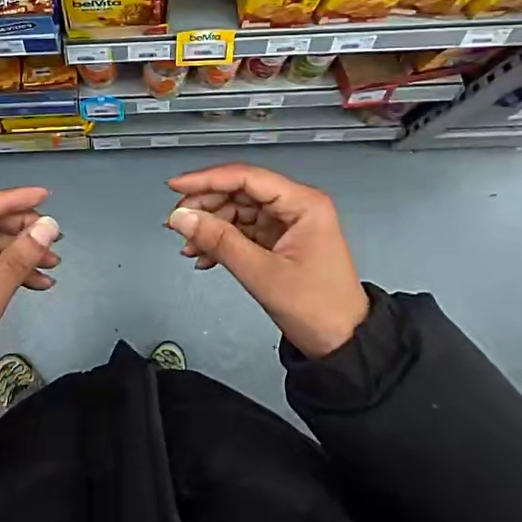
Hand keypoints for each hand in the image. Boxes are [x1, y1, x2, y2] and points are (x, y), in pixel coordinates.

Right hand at [165, 164, 368, 359]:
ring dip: (209, 226)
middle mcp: (296, 207)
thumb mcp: (263, 274)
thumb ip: (219, 241)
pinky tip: (203, 254)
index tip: (178, 186)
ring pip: (236, 211)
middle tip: (178, 219)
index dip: (207, 179)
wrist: (344, 344)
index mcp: (303, 204)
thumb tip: (184, 217)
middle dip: (205, 206)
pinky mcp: (278, 240)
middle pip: (238, 192)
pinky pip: (241, 230)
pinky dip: (220, 241)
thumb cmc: (322, 309)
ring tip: (189, 242)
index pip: (246, 177)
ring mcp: (287, 224)